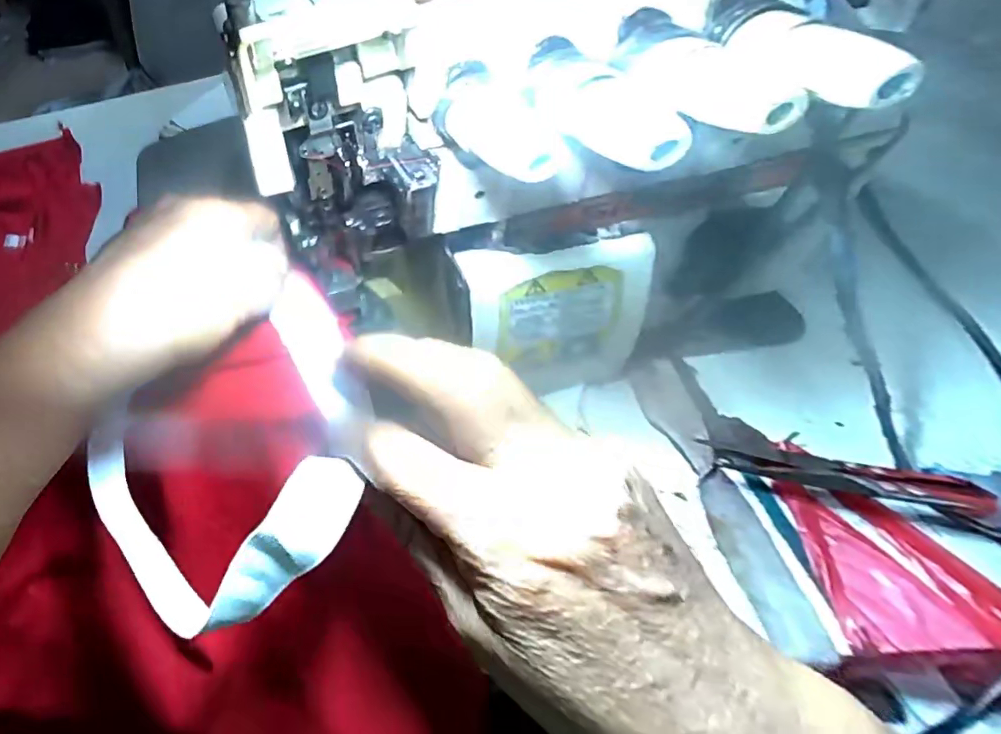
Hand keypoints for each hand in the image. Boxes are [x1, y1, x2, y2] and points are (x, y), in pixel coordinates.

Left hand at [3, 198, 288, 415]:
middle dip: (238, 254)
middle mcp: (176, 204)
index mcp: (213, 210)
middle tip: (240, 294)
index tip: (275, 283)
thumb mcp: (240, 302)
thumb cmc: (176, 314)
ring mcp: (142, 222)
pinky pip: (160, 249)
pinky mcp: (118, 244)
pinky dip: (170, 266)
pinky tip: (162, 297)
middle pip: (224, 224)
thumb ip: (267, 276)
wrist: (92, 332)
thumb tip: (269, 265)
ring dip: (202, 259)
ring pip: (189, 235)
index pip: (265, 218)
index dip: (278, 250)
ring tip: (199, 299)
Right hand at [341, 336, 841, 733]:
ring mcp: (592, 460)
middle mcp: (554, 483)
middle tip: (347, 351)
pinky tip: (446, 407)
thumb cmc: (579, 685)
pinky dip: (468, 394)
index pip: (400, 451)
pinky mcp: (610, 455)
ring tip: (385, 361)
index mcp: (509, 540)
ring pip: (492, 377)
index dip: (352, 428)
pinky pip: (521, 406)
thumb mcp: (473, 626)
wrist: (723, 712)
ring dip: (428, 359)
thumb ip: (412, 533)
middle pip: (460, 380)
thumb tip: (357, 466)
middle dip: (390, 353)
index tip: (325, 415)